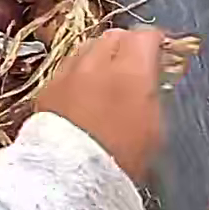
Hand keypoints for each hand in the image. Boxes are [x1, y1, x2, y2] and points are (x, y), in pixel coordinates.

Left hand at [35, 27, 165, 180]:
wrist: (68, 172)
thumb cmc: (121, 157)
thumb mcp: (154, 127)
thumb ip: (153, 93)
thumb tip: (151, 79)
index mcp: (131, 71)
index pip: (145, 36)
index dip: (155, 41)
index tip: (160, 50)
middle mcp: (97, 63)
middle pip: (114, 36)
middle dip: (127, 43)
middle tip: (135, 60)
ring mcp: (68, 71)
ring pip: (87, 46)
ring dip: (101, 53)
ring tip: (107, 72)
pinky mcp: (48, 85)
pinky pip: (67, 66)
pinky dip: (79, 70)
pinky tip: (83, 87)